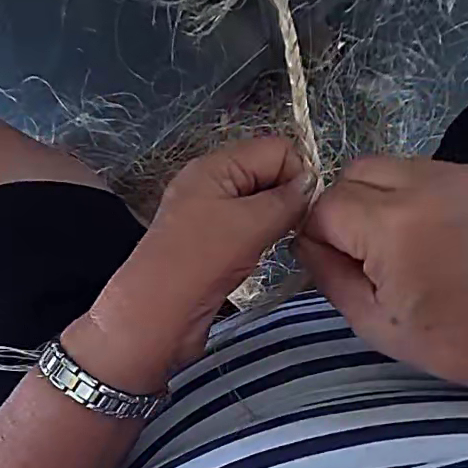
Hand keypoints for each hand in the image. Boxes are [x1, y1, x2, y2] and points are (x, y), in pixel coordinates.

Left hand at [66, 137, 309, 390]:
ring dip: (277, 223)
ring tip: (278, 245)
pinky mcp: (212, 246)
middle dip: (288, 199)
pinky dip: (261, 240)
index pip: (276, 149)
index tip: (303, 211)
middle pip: (269, 175)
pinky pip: (249, 230)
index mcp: (215, 165)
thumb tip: (313, 184)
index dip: (297, 175)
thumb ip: (287, 199)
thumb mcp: (249, 223)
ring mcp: (210, 216)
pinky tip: (261, 257)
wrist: (155, 318)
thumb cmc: (199, 262)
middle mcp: (212, 184)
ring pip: (261, 206)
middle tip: (294, 230)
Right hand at [295, 156, 467, 387]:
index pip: (326, 204)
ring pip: (392, 166)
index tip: (341, 262)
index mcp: (391, 224)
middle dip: (349, 206)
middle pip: (356, 171)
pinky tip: (439, 232)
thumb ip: (326, 273)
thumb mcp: (369, 321)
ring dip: (383, 197)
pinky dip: (420, 195)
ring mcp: (461, 172)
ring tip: (407, 241)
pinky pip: (431, 171)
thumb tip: (305, 240)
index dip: (323, 234)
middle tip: (370, 250)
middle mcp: (424, 183)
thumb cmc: (447, 339)